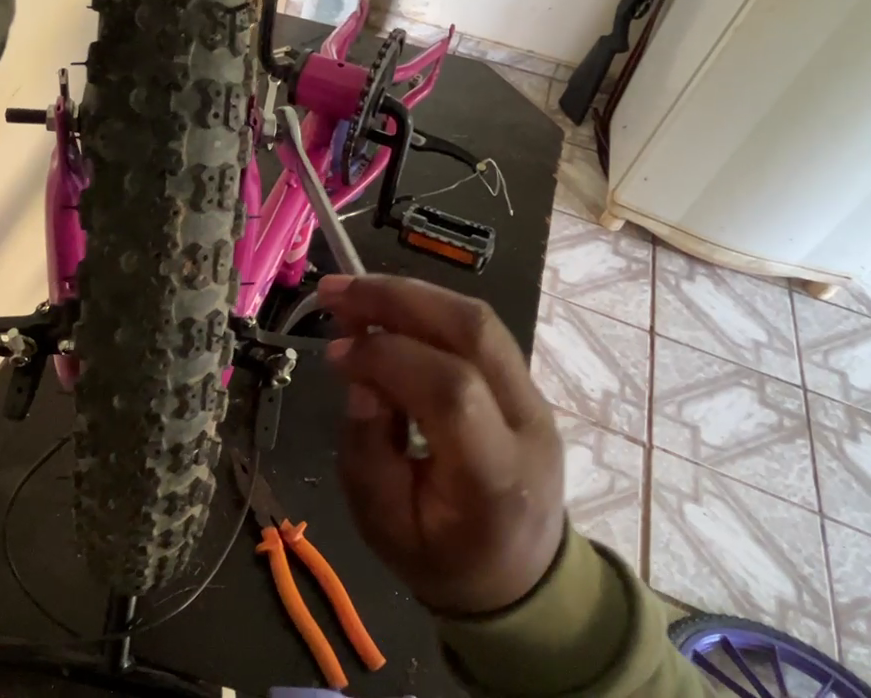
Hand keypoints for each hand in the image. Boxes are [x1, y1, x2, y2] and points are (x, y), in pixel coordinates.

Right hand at [320, 275, 566, 616]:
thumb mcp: (384, 526)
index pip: (451, 390)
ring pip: (479, 321)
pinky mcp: (527, 386)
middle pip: (474, 332)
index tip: (334, 353)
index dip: (387, 357)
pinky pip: (478, 332)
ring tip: (352, 291)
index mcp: (495, 476)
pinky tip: (385, 310)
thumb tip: (359, 381)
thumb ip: (367, 454)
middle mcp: (528, 426)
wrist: (519, 579)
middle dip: (397, 299)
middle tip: (334, 292)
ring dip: (410, 295)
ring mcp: (535, 400)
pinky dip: (425, 309)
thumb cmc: (442, 557)